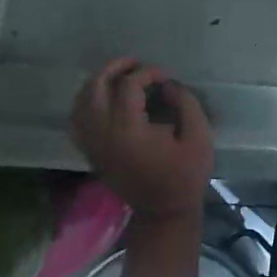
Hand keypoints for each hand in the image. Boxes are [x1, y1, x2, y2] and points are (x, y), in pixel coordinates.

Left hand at [69, 58, 212, 220]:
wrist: (164, 212)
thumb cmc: (185, 175)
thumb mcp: (199, 137)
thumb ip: (185, 103)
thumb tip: (166, 86)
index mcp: (129, 130)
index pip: (128, 86)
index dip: (147, 73)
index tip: (166, 77)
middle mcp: (104, 134)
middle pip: (96, 87)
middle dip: (116, 68)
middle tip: (136, 64)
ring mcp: (93, 144)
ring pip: (81, 101)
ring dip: (98, 83)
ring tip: (119, 77)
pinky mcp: (91, 152)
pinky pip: (76, 121)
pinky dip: (85, 104)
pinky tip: (101, 100)